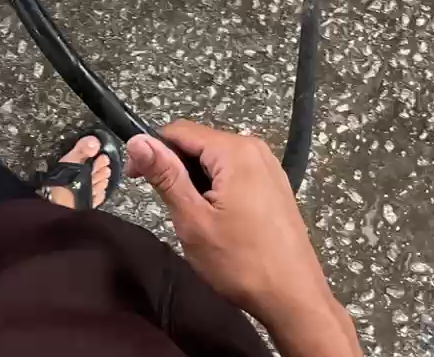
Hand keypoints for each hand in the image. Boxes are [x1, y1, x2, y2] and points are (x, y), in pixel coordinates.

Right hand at [128, 122, 360, 356]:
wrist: (297, 302)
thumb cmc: (241, 262)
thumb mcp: (193, 220)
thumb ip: (165, 175)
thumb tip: (136, 140)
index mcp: (234, 150)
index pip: (178, 131)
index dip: (152, 151)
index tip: (138, 179)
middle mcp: (253, 147)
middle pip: (198, 143)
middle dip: (176, 168)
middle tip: (170, 207)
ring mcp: (268, 166)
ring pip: (215, 159)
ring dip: (196, 180)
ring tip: (195, 217)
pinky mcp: (274, 184)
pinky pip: (234, 171)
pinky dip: (217, 187)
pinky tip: (219, 218)